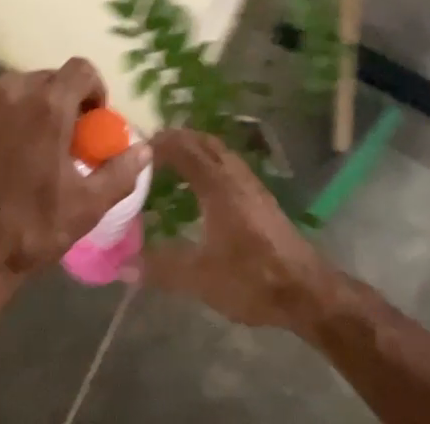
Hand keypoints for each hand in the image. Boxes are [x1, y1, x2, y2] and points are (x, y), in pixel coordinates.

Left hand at [0, 58, 147, 278]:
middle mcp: (7, 91)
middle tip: (57, 141)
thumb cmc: (30, 229)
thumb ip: (120, 171)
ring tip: (19, 151)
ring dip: (19, 112)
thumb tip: (143, 149)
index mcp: (47, 104)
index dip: (92, 91)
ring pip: (4, 93)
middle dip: (56, 102)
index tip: (90, 121)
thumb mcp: (87, 206)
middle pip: (42, 79)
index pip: (81, 70)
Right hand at [142, 129, 328, 329]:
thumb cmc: (252, 279)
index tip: (136, 149)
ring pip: (220, 152)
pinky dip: (209, 164)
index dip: (159, 144)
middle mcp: (236, 176)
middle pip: (204, 142)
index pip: (184, 148)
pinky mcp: (262, 199)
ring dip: (195, 150)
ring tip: (171, 165)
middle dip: (176, 140)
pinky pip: (229, 166)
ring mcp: (252, 185)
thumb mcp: (200, 278)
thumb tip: (122, 264)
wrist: (306, 290)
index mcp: (218, 185)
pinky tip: (201, 189)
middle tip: (149, 152)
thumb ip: (160, 268)